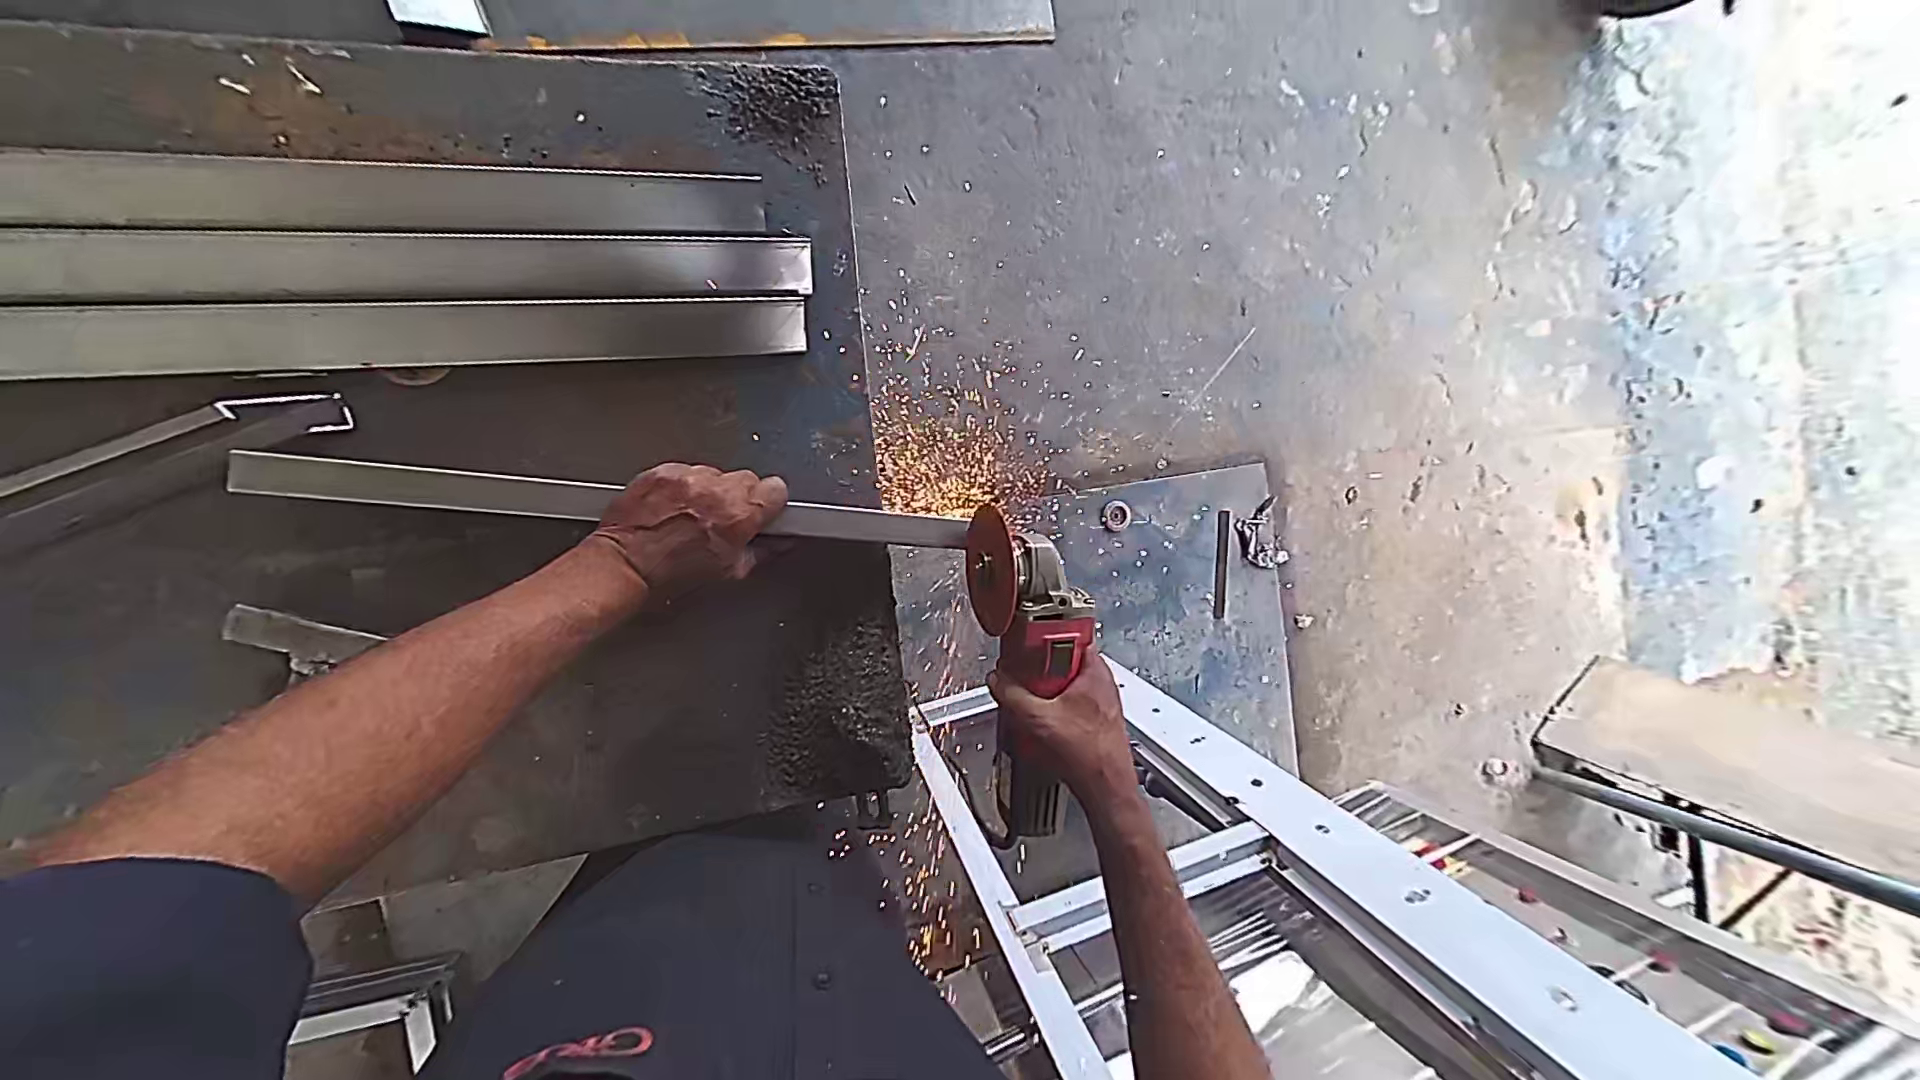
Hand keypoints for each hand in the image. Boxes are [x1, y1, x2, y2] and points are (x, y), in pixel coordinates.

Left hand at [586, 463, 787, 600]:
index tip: (763, 510)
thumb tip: (778, 543)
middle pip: (747, 478)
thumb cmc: (672, 575)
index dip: (770, 501)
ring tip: (694, 515)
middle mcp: (716, 491)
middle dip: (740, 497)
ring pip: (716, 474)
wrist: (625, 566)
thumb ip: (762, 552)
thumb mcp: (730, 573)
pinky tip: (674, 508)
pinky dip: (684, 487)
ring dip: (710, 491)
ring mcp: (688, 478)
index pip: (775, 489)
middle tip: (724, 518)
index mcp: (740, 515)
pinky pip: (685, 471)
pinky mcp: (663, 472)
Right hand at [987, 644, 1136, 804]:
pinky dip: (1057, 705)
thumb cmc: (1090, 754)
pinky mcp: (1098, 718)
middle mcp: (1102, 683)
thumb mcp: (1038, 718)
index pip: (1073, 634)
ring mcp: (1102, 701)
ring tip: (1033, 699)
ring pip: (1069, 682)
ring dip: (1049, 688)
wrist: (1106, 788)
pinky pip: (1073, 701)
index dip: (1050, 634)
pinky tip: (1045, 720)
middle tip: (1026, 674)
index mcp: (1095, 671)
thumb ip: (1012, 695)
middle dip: (1043, 667)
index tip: (1032, 640)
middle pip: (1066, 660)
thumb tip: (998, 681)